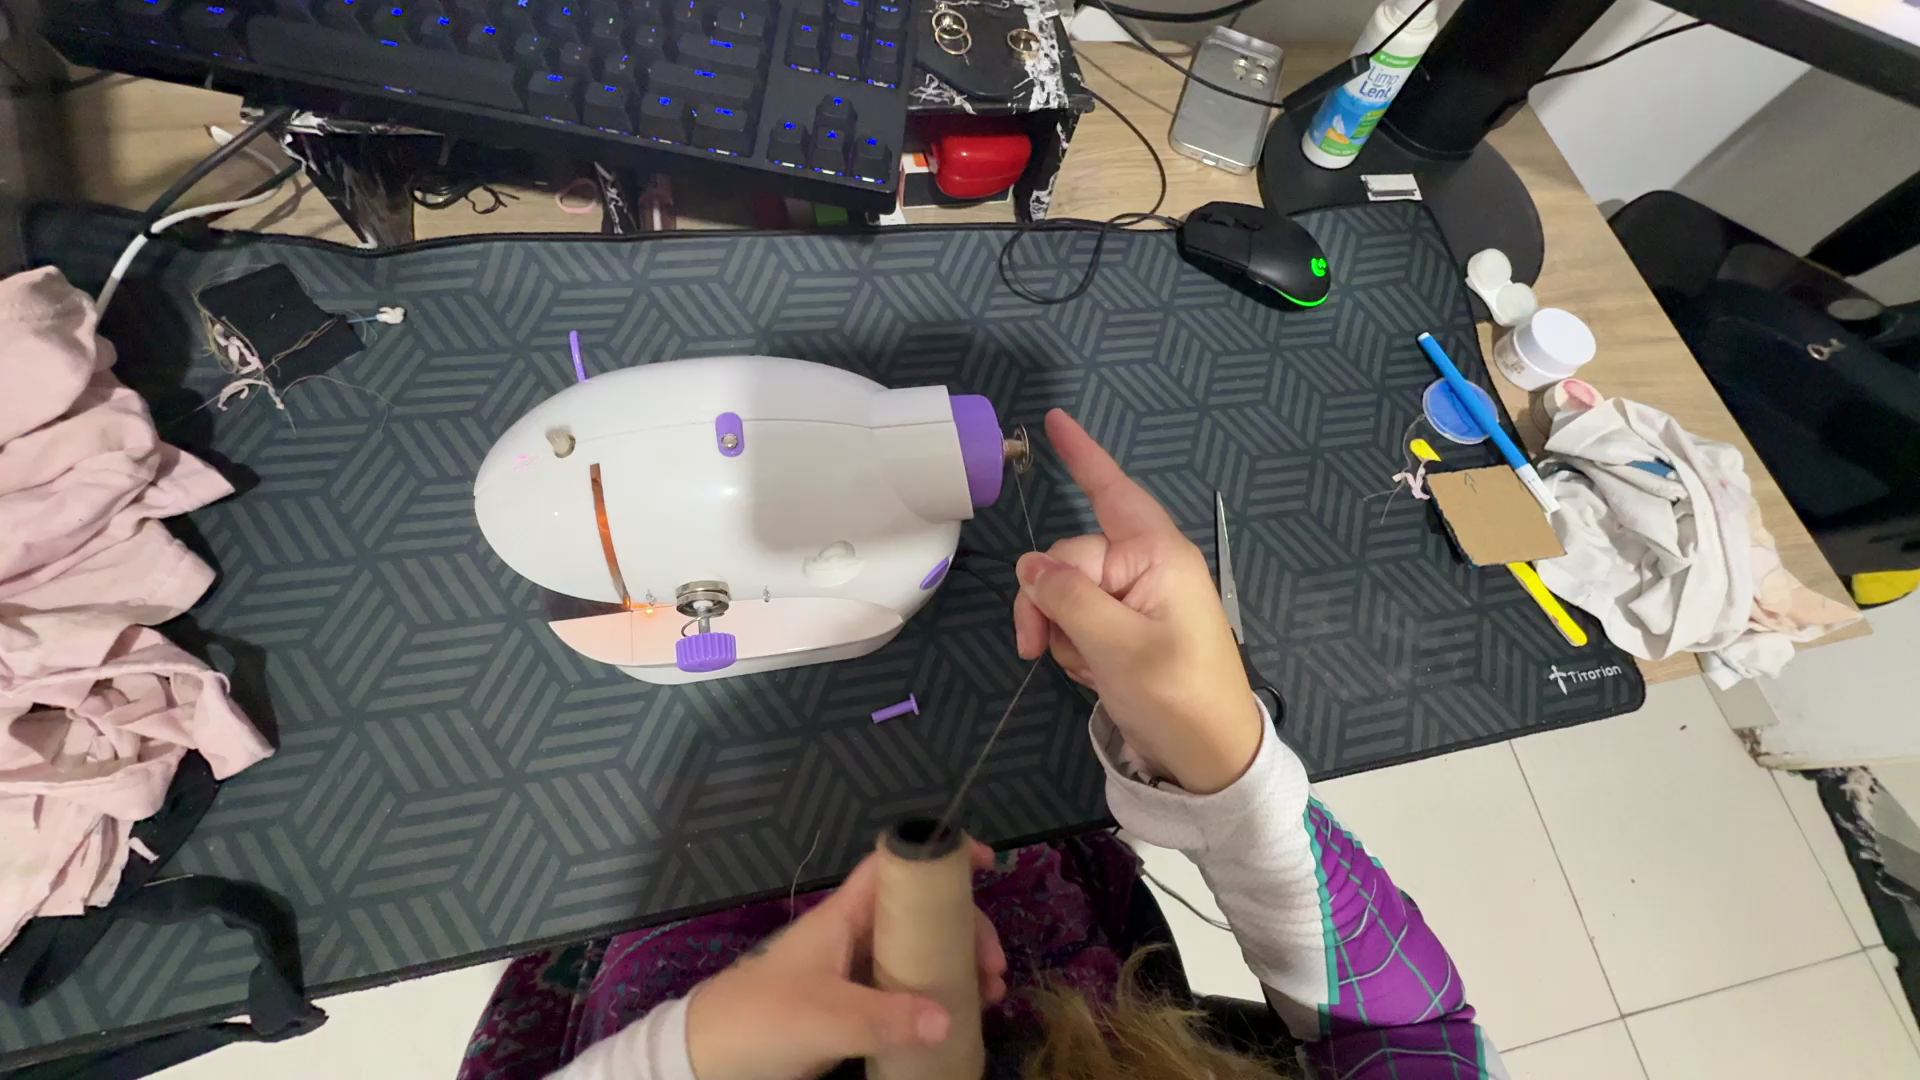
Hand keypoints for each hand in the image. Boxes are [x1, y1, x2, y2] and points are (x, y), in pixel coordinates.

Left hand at [684, 841, 1006, 1079]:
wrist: (707, 1059)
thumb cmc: (763, 1018)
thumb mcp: (825, 1016)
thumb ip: (885, 1018)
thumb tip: (949, 1018)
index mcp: (846, 914)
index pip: (895, 864)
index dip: (937, 854)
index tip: (983, 860)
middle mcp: (855, 933)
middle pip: (921, 913)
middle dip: (964, 930)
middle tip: (995, 966)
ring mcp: (855, 968)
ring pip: (918, 952)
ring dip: (955, 966)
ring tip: (990, 995)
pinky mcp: (853, 1004)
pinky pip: (905, 989)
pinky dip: (935, 998)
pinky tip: (959, 1019)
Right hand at [1012, 409, 1262, 794]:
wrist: (1207, 757)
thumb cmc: (1176, 696)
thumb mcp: (1118, 646)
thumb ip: (1068, 598)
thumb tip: (1030, 566)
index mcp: (1156, 555)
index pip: (1111, 492)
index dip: (1083, 455)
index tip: (1054, 421)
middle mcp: (1143, 566)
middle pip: (1068, 559)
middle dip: (1045, 600)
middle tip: (1035, 646)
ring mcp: (1132, 598)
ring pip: (1064, 591)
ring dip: (1058, 628)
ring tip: (1083, 665)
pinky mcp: (1122, 626)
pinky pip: (1075, 618)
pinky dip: (1071, 644)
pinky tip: (1091, 670)